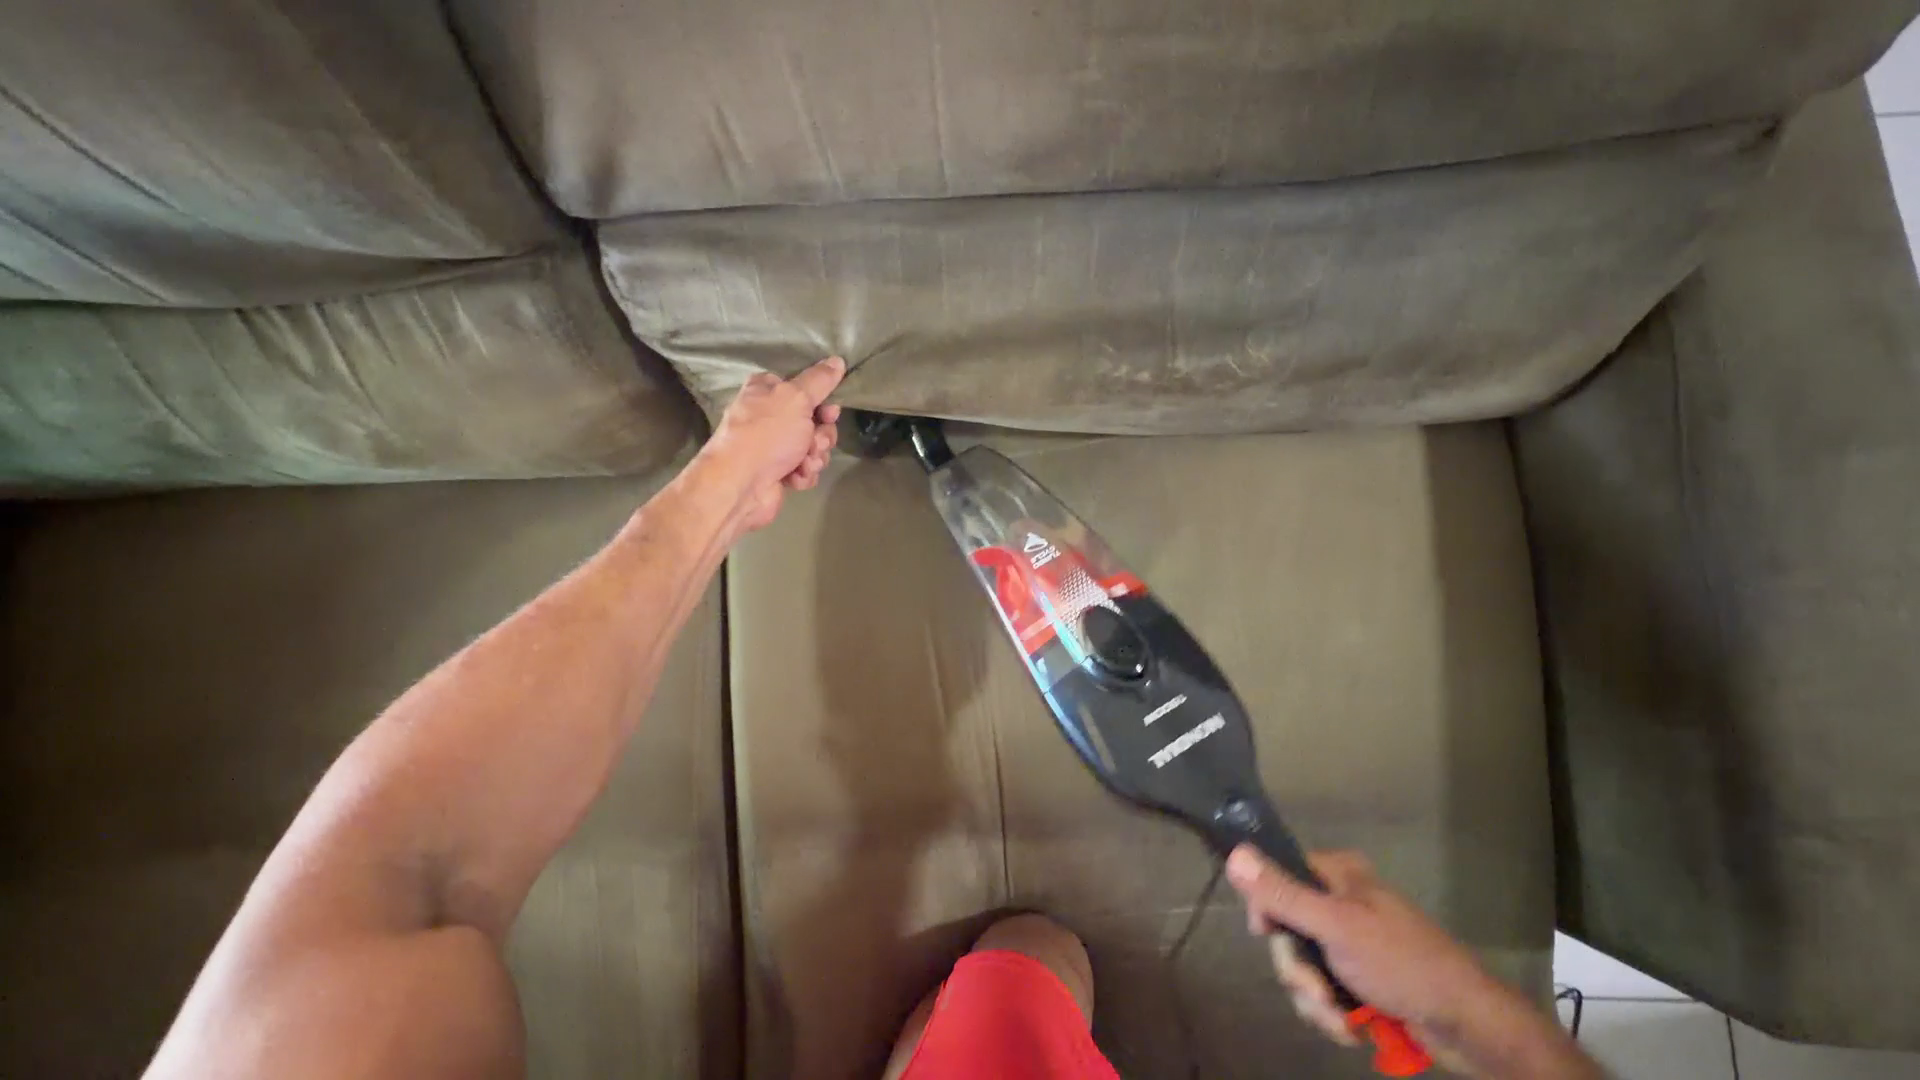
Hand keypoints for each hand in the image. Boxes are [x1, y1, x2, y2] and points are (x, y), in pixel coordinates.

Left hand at [698, 357, 844, 532]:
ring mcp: (773, 445)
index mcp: (767, 390)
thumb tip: (837, 360)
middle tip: (814, 443)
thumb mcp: (797, 398)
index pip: (805, 388)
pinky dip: (803, 474)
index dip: (823, 402)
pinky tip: (793, 477)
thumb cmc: (767, 433)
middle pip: (815, 421)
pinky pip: (805, 469)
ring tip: (802, 463)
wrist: (740, 484)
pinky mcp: (778, 471)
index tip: (829, 413)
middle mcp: (769, 415)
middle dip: (821, 436)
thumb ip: (820, 380)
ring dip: (815, 457)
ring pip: (814, 447)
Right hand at [1227, 846, 1592, 1078]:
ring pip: (1302, 966)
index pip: (1277, 875)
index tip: (1268, 933)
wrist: (1466, 1025)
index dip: (1267, 909)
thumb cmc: (1403, 963)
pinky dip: (1330, 1012)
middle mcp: (1341, 902)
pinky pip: (1322, 991)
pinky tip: (1350, 1027)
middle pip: (1287, 929)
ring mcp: (1351, 943)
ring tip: (1341, 1019)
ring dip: (1314, 1000)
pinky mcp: (1360, 979)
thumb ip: (1283, 894)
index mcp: (1338, 875)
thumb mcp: (1337, 926)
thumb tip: (1235, 853)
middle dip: (1298, 971)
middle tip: (1319, 991)